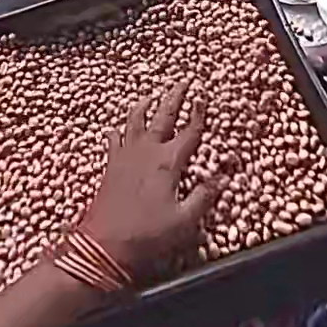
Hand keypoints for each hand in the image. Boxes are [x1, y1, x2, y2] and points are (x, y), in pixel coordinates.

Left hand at [82, 80, 221, 280]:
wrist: (103, 244)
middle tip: (183, 83)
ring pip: (135, 121)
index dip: (198, 114)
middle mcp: (146, 151)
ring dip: (145, 106)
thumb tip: (223, 178)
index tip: (203, 95)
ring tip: (151, 96)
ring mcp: (126, 156)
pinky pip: (115, 139)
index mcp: (168, 162)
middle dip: (174, 98)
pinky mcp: (111, 165)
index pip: (188, 132)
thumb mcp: (184, 221)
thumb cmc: (147, 235)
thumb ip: (204, 197)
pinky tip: (117, 128)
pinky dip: (118, 130)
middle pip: (162, 117)